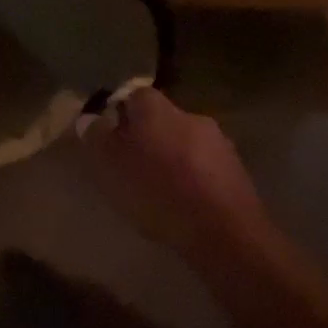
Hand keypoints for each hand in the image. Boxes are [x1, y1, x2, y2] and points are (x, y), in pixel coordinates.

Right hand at [81, 88, 269, 259]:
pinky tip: (181, 201)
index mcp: (158, 110)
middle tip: (128, 163)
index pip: (134, 94)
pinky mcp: (237, 173)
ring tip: (155, 187)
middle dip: (145, 137)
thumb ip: (96, 137)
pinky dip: (190, 177)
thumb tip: (89, 119)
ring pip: (184, 143)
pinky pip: (203, 166)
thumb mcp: (109, 165)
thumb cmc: (156, 191)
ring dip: (169, 157)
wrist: (224, 233)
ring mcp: (220, 145)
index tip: (108, 135)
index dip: (119, 111)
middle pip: (161, 120)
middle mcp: (192, 117)